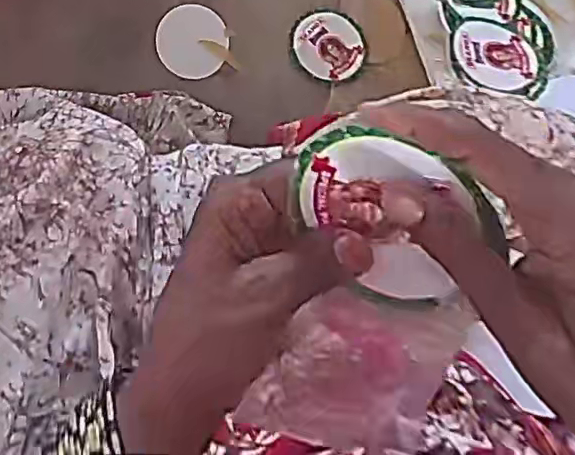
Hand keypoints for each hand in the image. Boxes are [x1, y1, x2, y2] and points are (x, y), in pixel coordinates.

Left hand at [119, 162, 372, 453]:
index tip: (387, 204)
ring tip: (392, 244)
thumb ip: (315, 261)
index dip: (344, 186)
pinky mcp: (269, 266)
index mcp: (236, 199)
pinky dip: (335, 257)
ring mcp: (258, 237)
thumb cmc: (207, 342)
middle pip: (310, 196)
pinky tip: (367, 266)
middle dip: (351, 212)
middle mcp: (248, 207)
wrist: (176, 399)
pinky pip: (308, 250)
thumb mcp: (264, 297)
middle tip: (399, 227)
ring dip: (347, 235)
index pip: (299, 174)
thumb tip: (364, 236)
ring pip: (313, 224)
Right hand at [362, 105, 574, 454]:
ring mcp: (566, 191)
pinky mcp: (559, 204)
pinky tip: (425, 173)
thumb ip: (456, 249)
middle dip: (420, 125)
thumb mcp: (514, 321)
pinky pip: (498, 168)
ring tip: (383, 144)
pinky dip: (455, 163)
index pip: (480, 147)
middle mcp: (567, 185)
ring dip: (434, 141)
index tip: (370, 117)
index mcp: (561, 211)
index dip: (420, 125)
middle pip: (482, 136)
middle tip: (366, 129)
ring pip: (488, 147)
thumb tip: (393, 193)